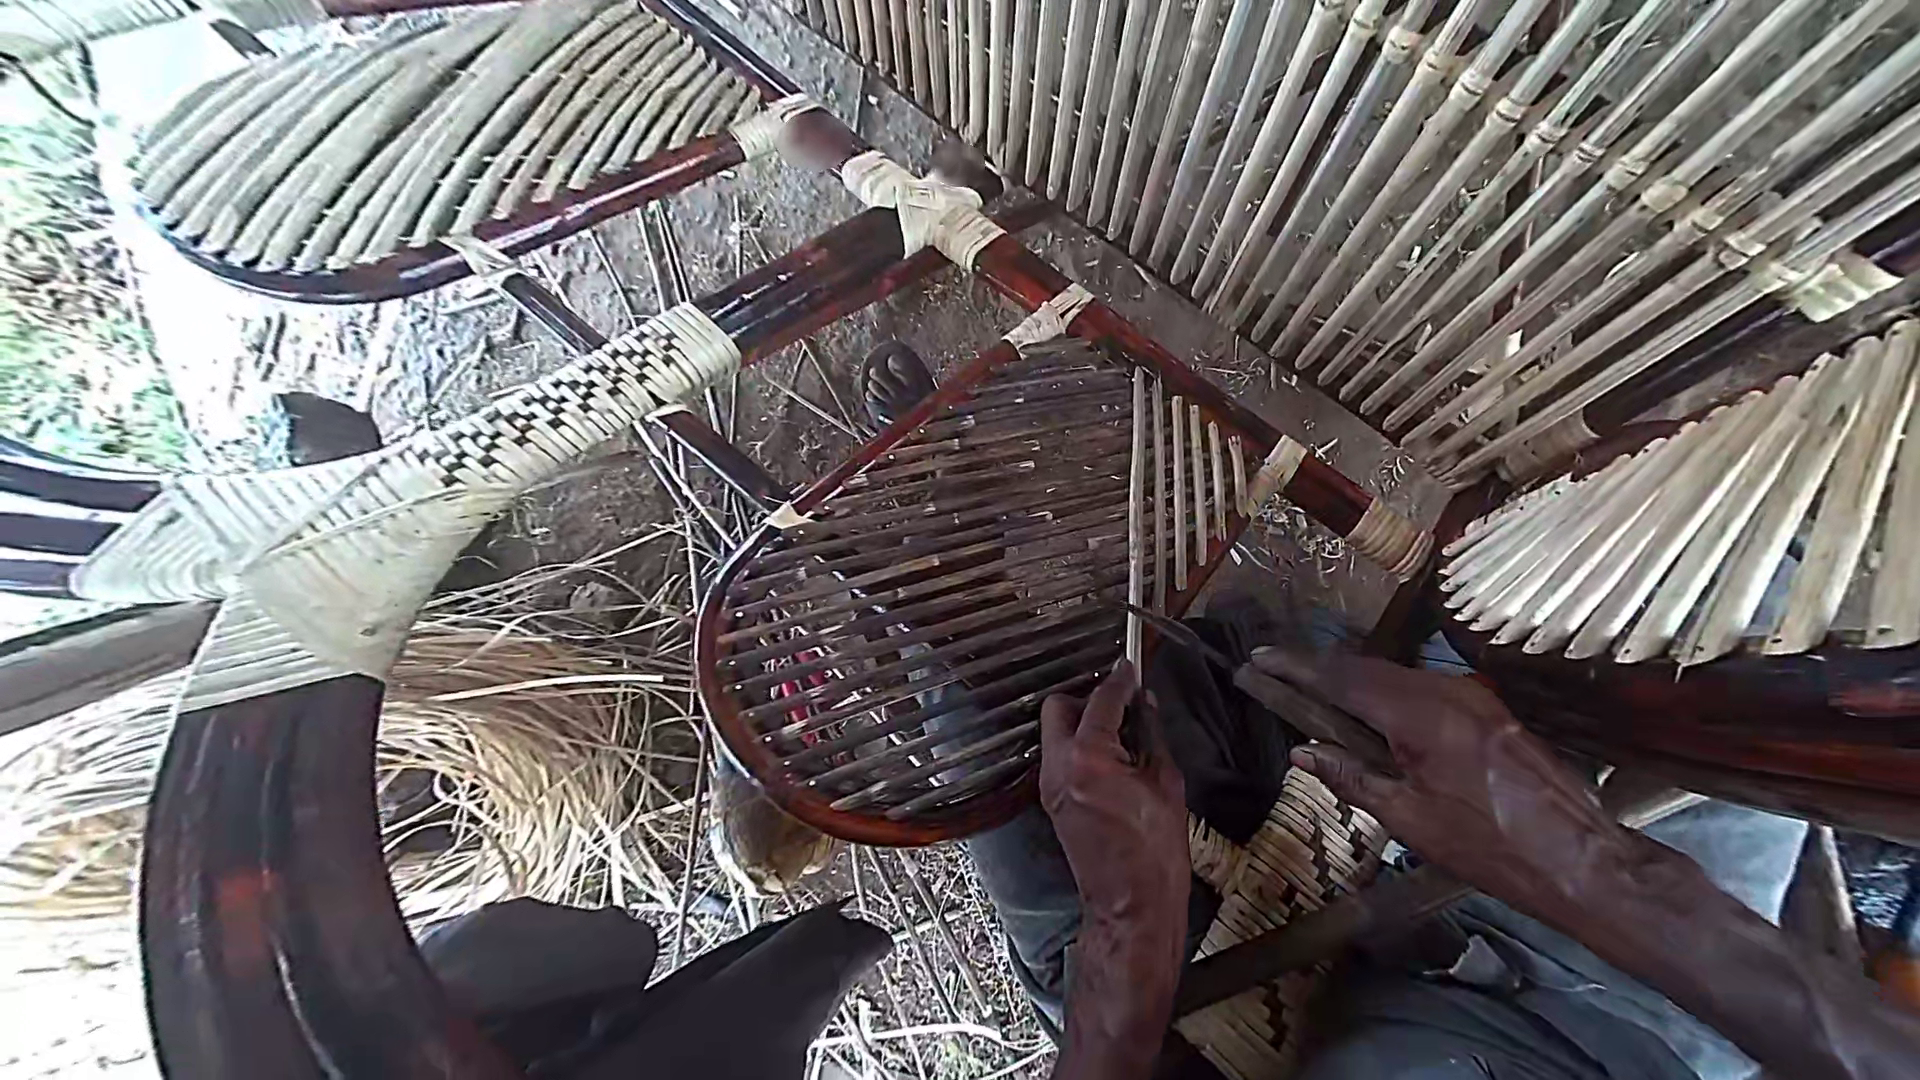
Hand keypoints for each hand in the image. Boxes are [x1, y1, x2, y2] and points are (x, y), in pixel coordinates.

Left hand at [1039, 661, 1188, 927]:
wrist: (1130, 906)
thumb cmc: (1155, 853)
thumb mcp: (1166, 784)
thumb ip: (1151, 736)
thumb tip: (1145, 705)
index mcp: (1089, 759)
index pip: (1101, 701)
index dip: (1119, 680)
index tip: (1130, 668)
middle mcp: (1059, 765)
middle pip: (1059, 706)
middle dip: (1088, 699)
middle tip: (1120, 708)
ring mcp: (1048, 783)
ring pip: (1054, 730)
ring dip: (1082, 722)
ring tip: (1119, 736)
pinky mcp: (1049, 798)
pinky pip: (1058, 754)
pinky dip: (1077, 745)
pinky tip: (1108, 758)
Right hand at [1251, 650, 1919, 1079]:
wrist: (1591, 864)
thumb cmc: (1490, 848)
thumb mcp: (1408, 819)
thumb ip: (1348, 776)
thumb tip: (1299, 752)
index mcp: (1419, 718)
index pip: (1340, 680)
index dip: (1294, 667)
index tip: (1258, 656)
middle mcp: (1443, 693)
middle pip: (1361, 667)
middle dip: (1313, 665)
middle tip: (1273, 664)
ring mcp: (1469, 695)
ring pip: (1389, 671)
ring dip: (1345, 673)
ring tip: (1307, 679)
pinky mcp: (1484, 705)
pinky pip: (1414, 682)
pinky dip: (1377, 684)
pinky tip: (1362, 697)